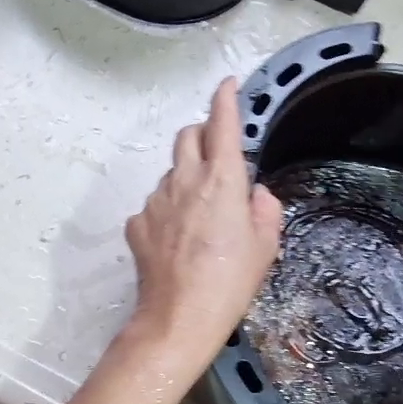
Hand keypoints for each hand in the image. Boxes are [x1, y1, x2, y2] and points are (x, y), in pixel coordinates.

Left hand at [125, 78, 283, 361]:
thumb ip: (265, 209)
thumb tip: (254, 194)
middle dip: (202, 133)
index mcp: (222, 180)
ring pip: (170, 172)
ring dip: (185, 177)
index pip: (222, 123)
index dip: (226, 99)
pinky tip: (177, 238)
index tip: (228, 86)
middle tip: (216, 152)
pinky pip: (154, 205)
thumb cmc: (230, 282)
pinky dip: (167, 210)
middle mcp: (185, 181)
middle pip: (187, 136)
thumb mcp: (265, 246)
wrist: (180, 317)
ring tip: (199, 212)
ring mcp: (155, 201)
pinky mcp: (137, 224)